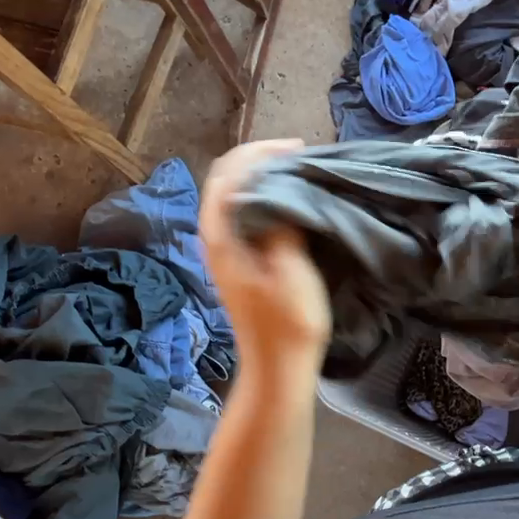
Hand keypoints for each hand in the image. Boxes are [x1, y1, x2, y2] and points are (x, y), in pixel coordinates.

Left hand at [200, 139, 330, 370]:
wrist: (277, 370)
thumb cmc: (287, 324)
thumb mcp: (291, 270)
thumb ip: (281, 223)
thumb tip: (281, 188)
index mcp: (222, 237)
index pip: (230, 173)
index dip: (262, 152)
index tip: (299, 149)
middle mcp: (215, 239)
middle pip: (229, 181)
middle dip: (263, 162)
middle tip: (303, 159)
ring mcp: (225, 253)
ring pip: (238, 199)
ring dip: (267, 181)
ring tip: (302, 176)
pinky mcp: (239, 264)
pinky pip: (247, 217)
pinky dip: (269, 202)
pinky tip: (295, 208)